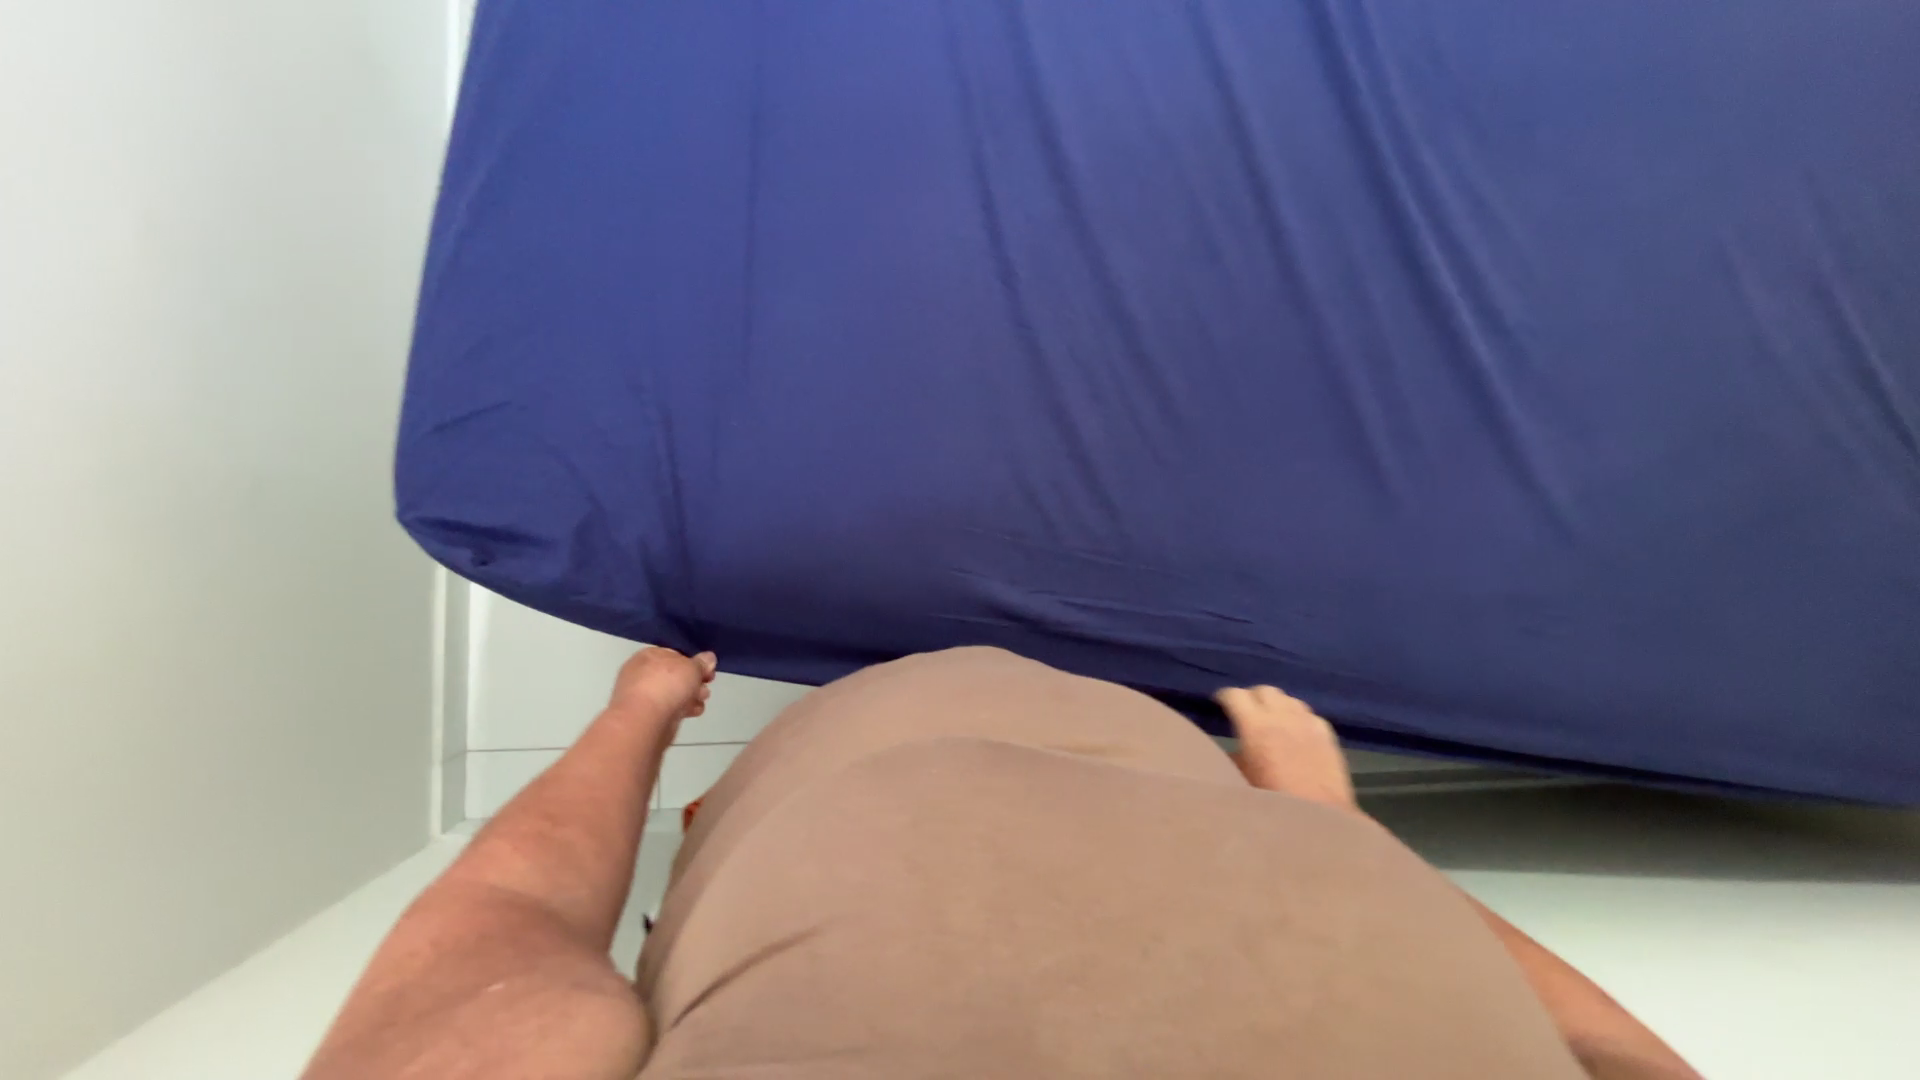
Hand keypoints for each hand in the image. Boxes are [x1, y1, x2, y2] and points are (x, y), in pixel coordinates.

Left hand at [607, 647, 716, 738]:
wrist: (645, 721)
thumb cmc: (667, 685)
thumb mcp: (692, 667)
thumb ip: (702, 663)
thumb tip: (708, 658)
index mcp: (647, 656)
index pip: (673, 654)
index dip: (693, 661)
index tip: (708, 669)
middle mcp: (641, 674)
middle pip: (674, 674)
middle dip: (694, 680)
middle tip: (707, 683)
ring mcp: (642, 696)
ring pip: (672, 692)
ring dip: (690, 695)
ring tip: (703, 698)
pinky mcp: (646, 716)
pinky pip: (669, 708)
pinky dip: (682, 709)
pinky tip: (694, 711)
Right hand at [1214, 685, 1357, 812]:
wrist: (1319, 816)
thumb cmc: (1273, 801)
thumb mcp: (1243, 780)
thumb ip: (1235, 758)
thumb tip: (1232, 752)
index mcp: (1254, 726)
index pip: (1235, 696)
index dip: (1224, 696)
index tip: (1218, 703)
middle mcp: (1281, 717)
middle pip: (1264, 690)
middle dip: (1251, 697)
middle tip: (1245, 711)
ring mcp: (1307, 723)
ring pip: (1289, 699)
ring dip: (1277, 704)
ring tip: (1271, 718)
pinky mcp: (1327, 734)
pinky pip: (1309, 714)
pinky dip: (1299, 717)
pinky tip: (1297, 730)